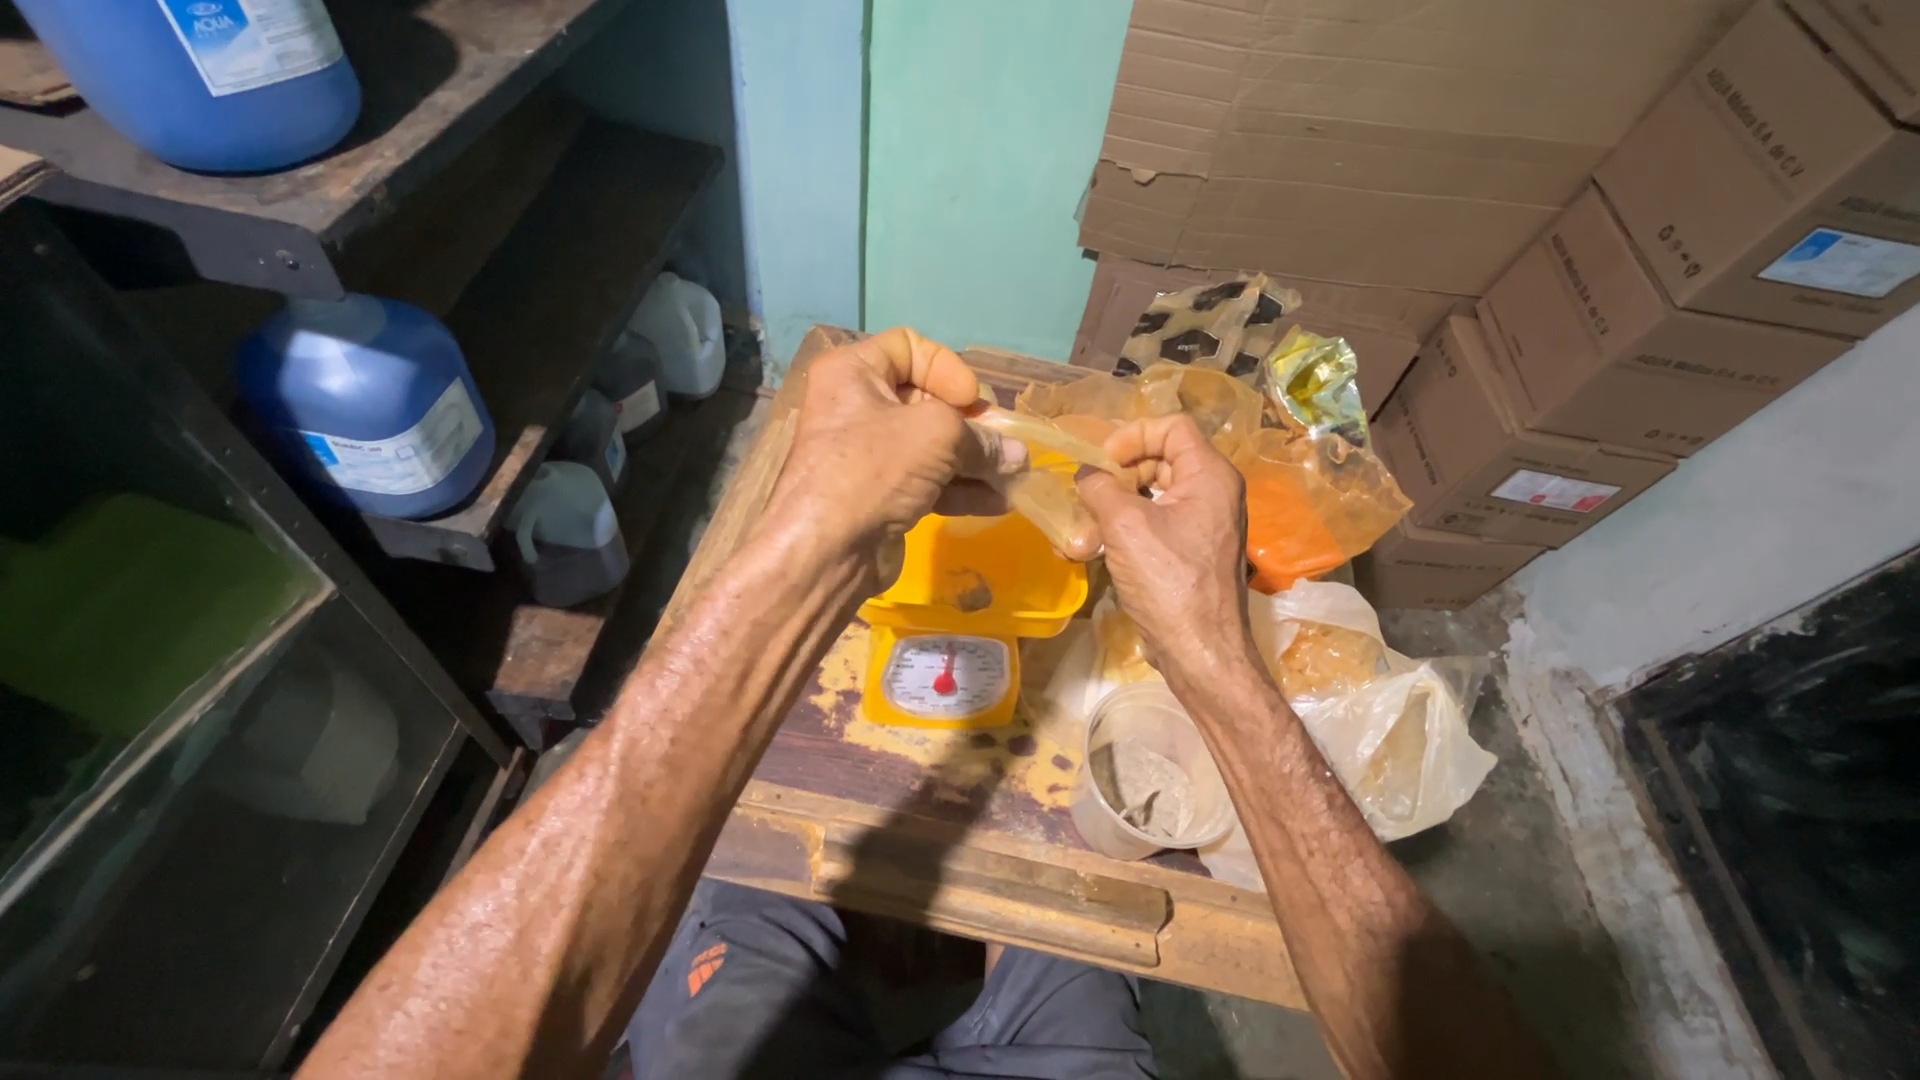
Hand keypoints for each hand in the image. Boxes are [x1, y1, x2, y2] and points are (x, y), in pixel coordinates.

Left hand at [762, 327, 1018, 586]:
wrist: (829, 549)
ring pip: (933, 448)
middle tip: (1003, 443)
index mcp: (853, 373)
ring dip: (976, 461)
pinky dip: (962, 489)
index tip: (970, 399)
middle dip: (971, 423)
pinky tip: (998, 502)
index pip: (908, 347)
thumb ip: (982, 439)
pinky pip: (929, 482)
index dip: (947, 368)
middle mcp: (857, 408)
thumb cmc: (875, 467)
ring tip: (1014, 476)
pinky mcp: (882, 497)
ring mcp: (869, 457)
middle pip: (926, 400)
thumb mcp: (937, 434)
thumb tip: (1017, 457)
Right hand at [1077, 414, 1257, 683]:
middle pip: (1158, 460)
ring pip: (1149, 497)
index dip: (1132, 435)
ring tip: (1079, 535)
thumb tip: (1086, 474)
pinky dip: (1120, 533)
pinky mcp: (1187, 553)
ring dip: (1110, 510)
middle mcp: (1212, 494)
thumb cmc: (1168, 581)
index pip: (1171, 427)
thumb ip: (1100, 487)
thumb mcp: (1125, 526)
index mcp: (1210, 476)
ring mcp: (1201, 525)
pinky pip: (1151, 526)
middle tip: (1087, 498)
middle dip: (1115, 478)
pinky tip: (1088, 551)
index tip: (1102, 461)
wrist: (1199, 651)